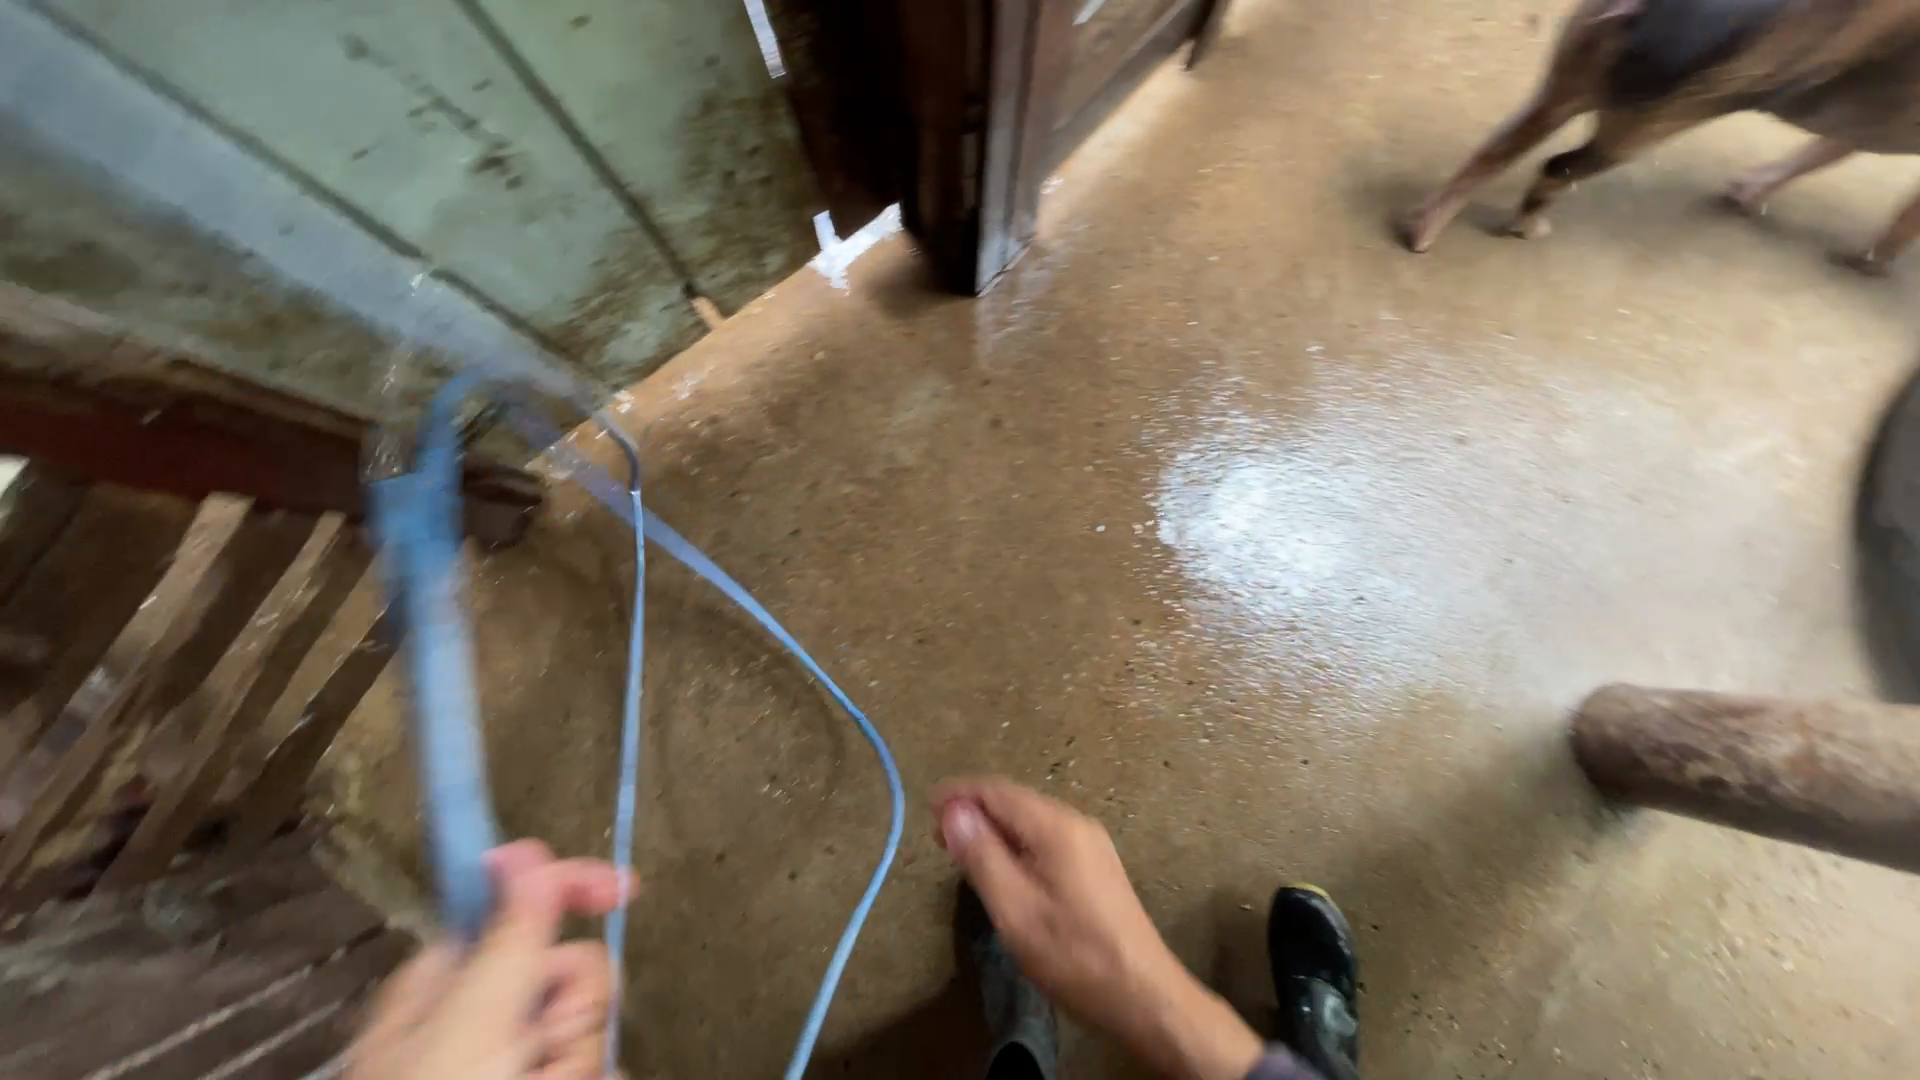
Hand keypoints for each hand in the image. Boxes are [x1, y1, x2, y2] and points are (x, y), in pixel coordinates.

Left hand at [348, 841, 634, 1079]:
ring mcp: (517, 1060)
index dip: (569, 886)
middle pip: (567, 966)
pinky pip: (596, 1061)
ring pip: (588, 1019)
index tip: (623, 888)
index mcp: (444, 989)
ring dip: (580, 1055)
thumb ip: (509, 935)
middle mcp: (482, 1019)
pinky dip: (587, 1075)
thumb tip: (519, 848)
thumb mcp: (473, 1023)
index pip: (515, 906)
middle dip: (576, 1005)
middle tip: (546, 1047)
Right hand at [933, 777, 1262, 1079]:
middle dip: (974, 811)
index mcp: (1055, 826)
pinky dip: (1016, 843)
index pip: (998, 791)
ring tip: (962, 851)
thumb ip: (982, 856)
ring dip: (994, 828)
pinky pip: (1045, 838)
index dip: (959, 794)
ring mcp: (1090, 843)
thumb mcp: (1015, 909)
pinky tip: (1003, 867)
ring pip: (1030, 820)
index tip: (926, 805)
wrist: (1144, 994)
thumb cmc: (1073, 953)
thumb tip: (953, 811)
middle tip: (938, 836)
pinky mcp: (1096, 865)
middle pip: (1015, 801)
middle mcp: (1075, 822)